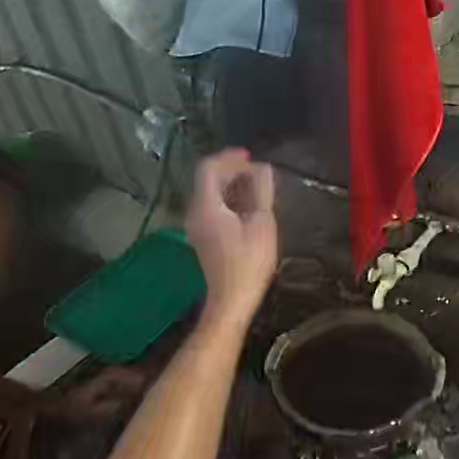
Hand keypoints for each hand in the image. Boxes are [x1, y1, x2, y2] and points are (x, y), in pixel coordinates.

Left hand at [186, 149, 277, 326]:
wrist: (232, 301)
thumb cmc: (249, 263)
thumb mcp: (262, 223)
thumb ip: (261, 191)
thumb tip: (263, 168)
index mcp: (206, 206)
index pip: (209, 168)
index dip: (230, 158)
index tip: (251, 158)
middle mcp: (195, 213)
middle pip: (208, 180)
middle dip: (232, 171)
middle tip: (258, 171)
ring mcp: (197, 227)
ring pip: (210, 195)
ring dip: (232, 186)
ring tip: (258, 187)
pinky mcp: (204, 238)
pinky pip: (213, 209)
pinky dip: (229, 201)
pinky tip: (249, 207)